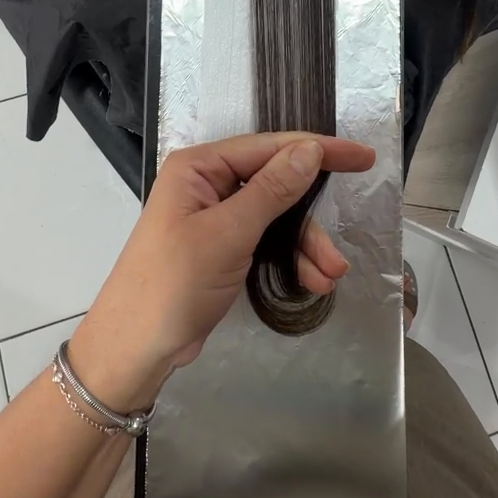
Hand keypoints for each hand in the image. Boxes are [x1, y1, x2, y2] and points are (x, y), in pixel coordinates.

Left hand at [66, 132, 375, 412]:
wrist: (134, 351)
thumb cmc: (174, 283)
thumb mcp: (228, 234)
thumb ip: (272, 189)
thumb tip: (310, 148)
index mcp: (200, 167)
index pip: (270, 146)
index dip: (319, 150)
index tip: (363, 157)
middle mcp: (207, 184)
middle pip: (276, 183)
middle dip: (310, 217)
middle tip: (348, 233)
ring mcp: (214, 217)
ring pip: (275, 217)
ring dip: (304, 245)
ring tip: (331, 275)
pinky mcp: (220, 248)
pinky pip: (265, 241)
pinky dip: (289, 260)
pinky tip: (312, 283)